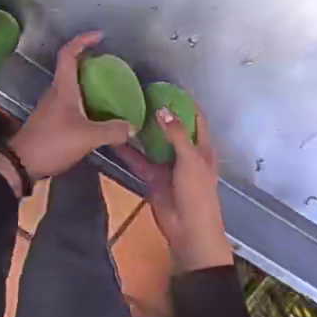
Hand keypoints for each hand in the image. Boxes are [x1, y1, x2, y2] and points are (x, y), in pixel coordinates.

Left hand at [5, 32, 138, 184]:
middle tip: (111, 63)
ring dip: (88, 81)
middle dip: (90, 60)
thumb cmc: (52, 143)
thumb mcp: (86, 137)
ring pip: (72, 84)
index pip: (68, 54)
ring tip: (110, 86)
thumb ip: (111, 131)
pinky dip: (86, 99)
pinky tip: (99, 112)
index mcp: (62, 88)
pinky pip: (72, 100)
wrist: (22, 163)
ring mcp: (52, 105)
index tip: (99, 36)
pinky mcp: (53, 119)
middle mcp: (56, 92)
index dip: (82, 40)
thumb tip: (133, 127)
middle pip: (71, 66)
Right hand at [122, 105, 233, 271]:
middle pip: (172, 129)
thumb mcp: (190, 160)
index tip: (168, 87)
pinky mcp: (153, 177)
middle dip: (159, 114)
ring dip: (142, 131)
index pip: (196, 119)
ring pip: (153, 144)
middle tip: (139, 95)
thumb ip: (176, 134)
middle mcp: (185, 154)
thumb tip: (162, 109)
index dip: (186, 103)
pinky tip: (114, 138)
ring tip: (124, 111)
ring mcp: (168, 165)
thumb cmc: (197, 193)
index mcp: (202, 149)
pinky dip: (128, 151)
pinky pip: (139, 160)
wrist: (188, 229)